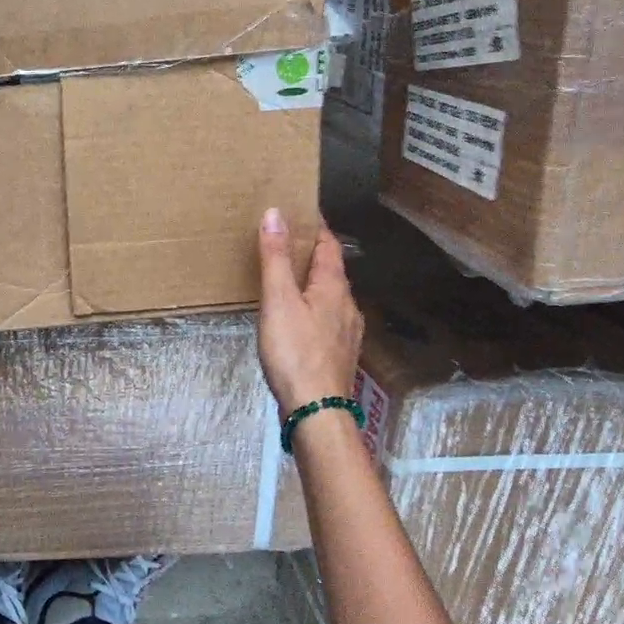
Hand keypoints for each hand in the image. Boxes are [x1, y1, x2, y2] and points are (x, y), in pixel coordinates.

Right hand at [256, 207, 363, 413]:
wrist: (316, 411)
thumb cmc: (295, 352)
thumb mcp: (278, 300)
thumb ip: (275, 257)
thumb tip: (275, 212)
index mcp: (334, 287)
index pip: (329, 245)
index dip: (314, 227)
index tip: (297, 212)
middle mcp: (348, 306)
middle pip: (331, 270)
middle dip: (310, 254)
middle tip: (283, 242)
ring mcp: (347, 333)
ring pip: (330, 297)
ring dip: (312, 283)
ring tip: (286, 279)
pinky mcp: (339, 354)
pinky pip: (327, 319)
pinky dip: (312, 308)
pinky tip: (296, 319)